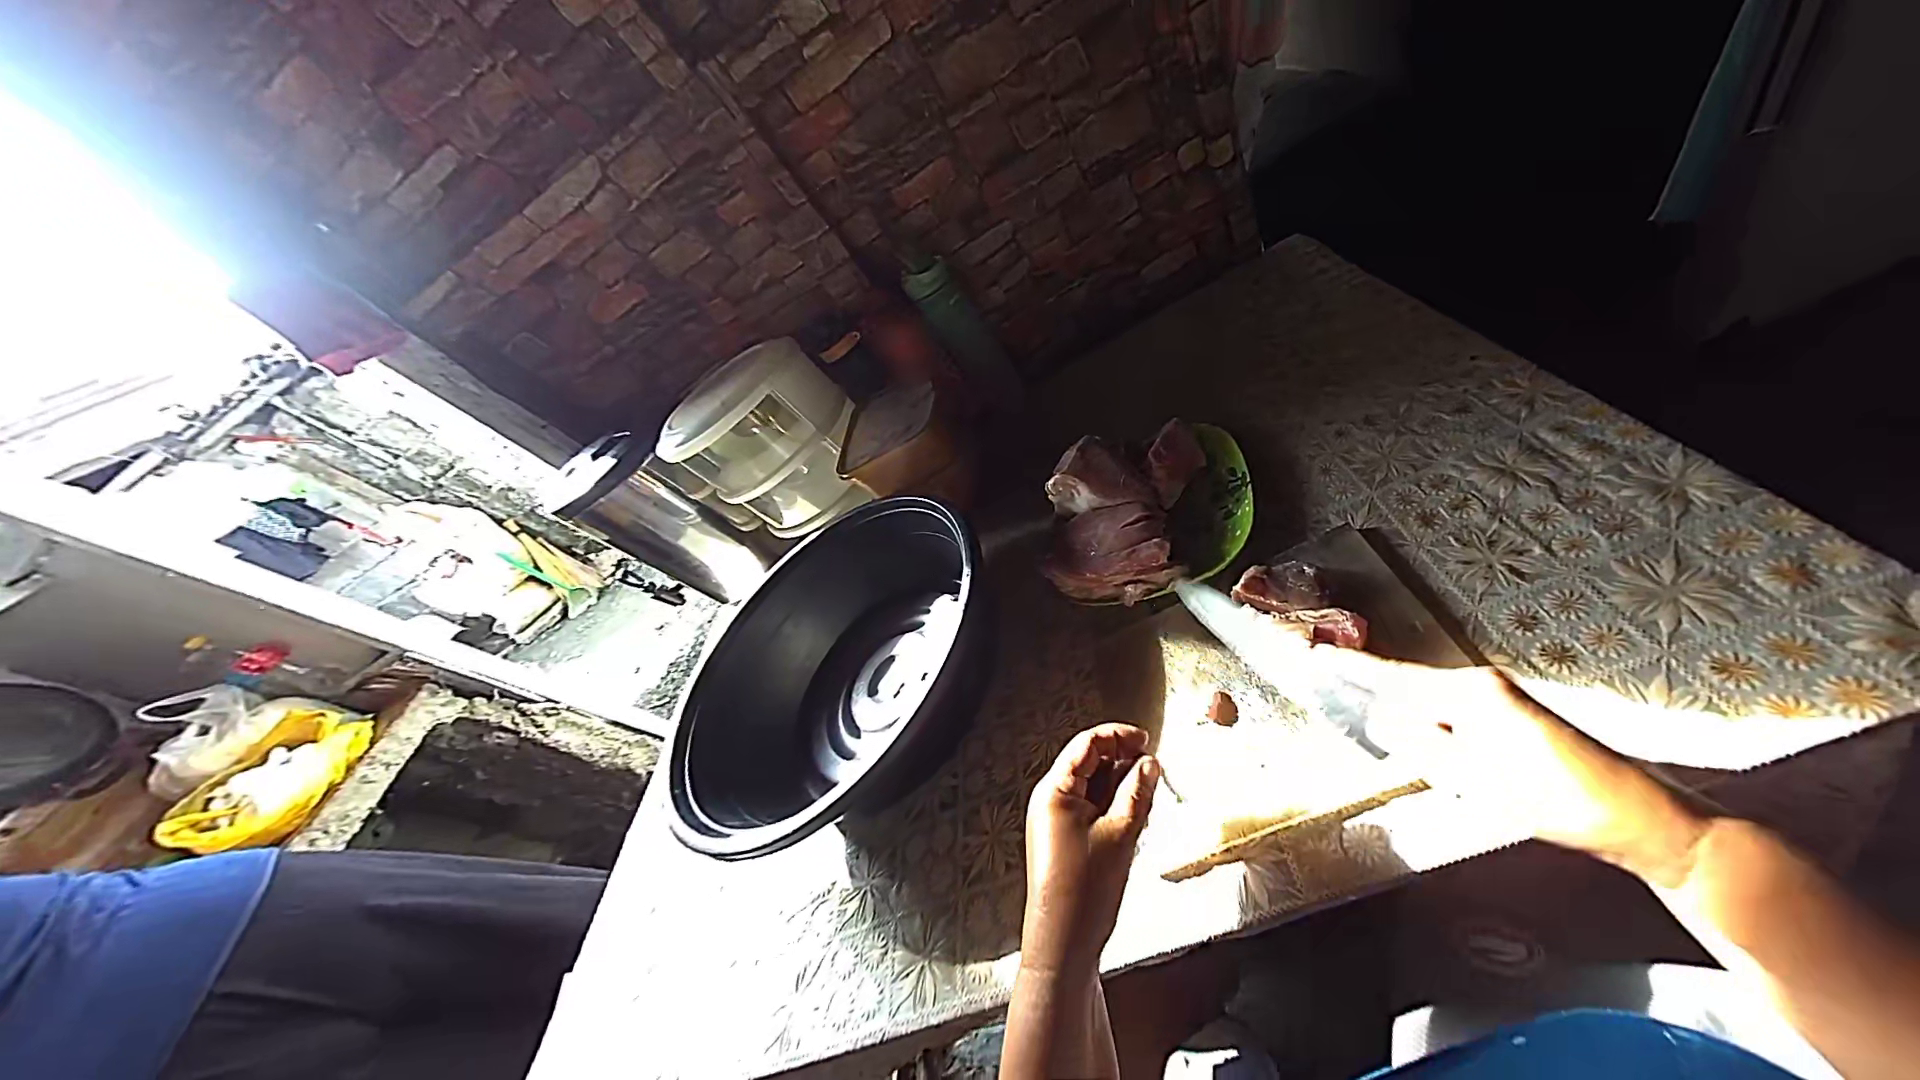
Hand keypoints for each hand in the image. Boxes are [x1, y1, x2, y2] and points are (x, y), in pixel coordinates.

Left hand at [1021, 723, 1159, 976]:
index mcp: (1054, 790)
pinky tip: (1134, 817)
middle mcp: (1049, 799)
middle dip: (1121, 761)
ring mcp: (1055, 819)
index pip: (1086, 745)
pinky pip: (1090, 808)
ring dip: (1119, 785)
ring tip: (1148, 795)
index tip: (1146, 739)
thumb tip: (1149, 763)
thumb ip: (1137, 793)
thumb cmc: (1085, 890)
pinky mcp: (1064, 838)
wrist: (1063, 944)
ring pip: (1092, 787)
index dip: (1117, 737)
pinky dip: (1112, 805)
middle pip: (1088, 763)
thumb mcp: (1121, 835)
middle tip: (1153, 768)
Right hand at [1312, 647, 1707, 885]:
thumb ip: (1427, 748)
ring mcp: (1497, 703)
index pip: (1397, 677)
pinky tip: (1416, 745)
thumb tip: (1380, 722)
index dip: (1353, 668)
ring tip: (1366, 723)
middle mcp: (1483, 688)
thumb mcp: (1485, 782)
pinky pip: (1449, 719)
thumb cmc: (1571, 803)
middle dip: (1370, 694)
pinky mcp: (1508, 721)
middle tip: (1328, 691)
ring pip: (1428, 705)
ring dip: (1399, 716)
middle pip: (1408, 687)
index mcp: (1475, 693)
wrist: (1649, 822)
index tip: (1317, 656)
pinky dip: (1426, 729)